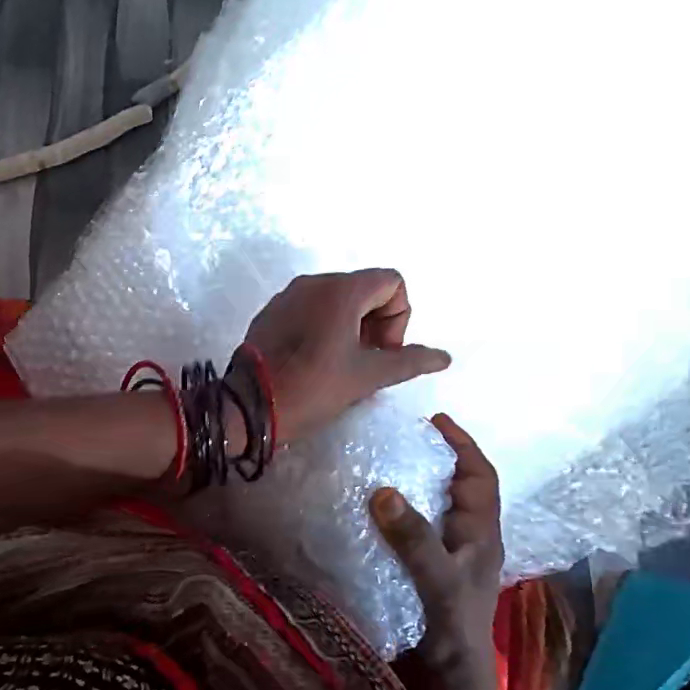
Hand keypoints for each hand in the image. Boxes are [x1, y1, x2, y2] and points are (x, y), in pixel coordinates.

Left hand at [243, 269, 449, 442]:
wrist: (246, 408)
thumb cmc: (310, 390)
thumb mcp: (365, 378)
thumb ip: (408, 362)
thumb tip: (444, 357)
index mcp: (340, 290)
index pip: (392, 282)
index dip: (398, 317)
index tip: (382, 352)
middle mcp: (312, 282)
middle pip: (364, 289)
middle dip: (375, 323)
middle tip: (365, 362)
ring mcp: (286, 296)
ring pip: (335, 300)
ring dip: (350, 327)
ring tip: (340, 366)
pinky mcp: (269, 314)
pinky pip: (309, 310)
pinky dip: (323, 328)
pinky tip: (314, 362)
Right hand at [369, 413, 502, 642]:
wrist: (447, 682)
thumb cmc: (449, 629)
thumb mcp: (436, 580)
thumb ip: (414, 537)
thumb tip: (383, 490)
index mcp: (480, 536)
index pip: (480, 478)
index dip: (463, 445)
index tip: (436, 421)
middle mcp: (467, 543)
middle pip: (459, 490)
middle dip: (437, 461)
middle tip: (401, 442)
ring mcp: (447, 561)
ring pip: (436, 511)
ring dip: (415, 488)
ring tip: (381, 470)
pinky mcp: (425, 576)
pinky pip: (415, 533)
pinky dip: (397, 518)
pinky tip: (369, 519)